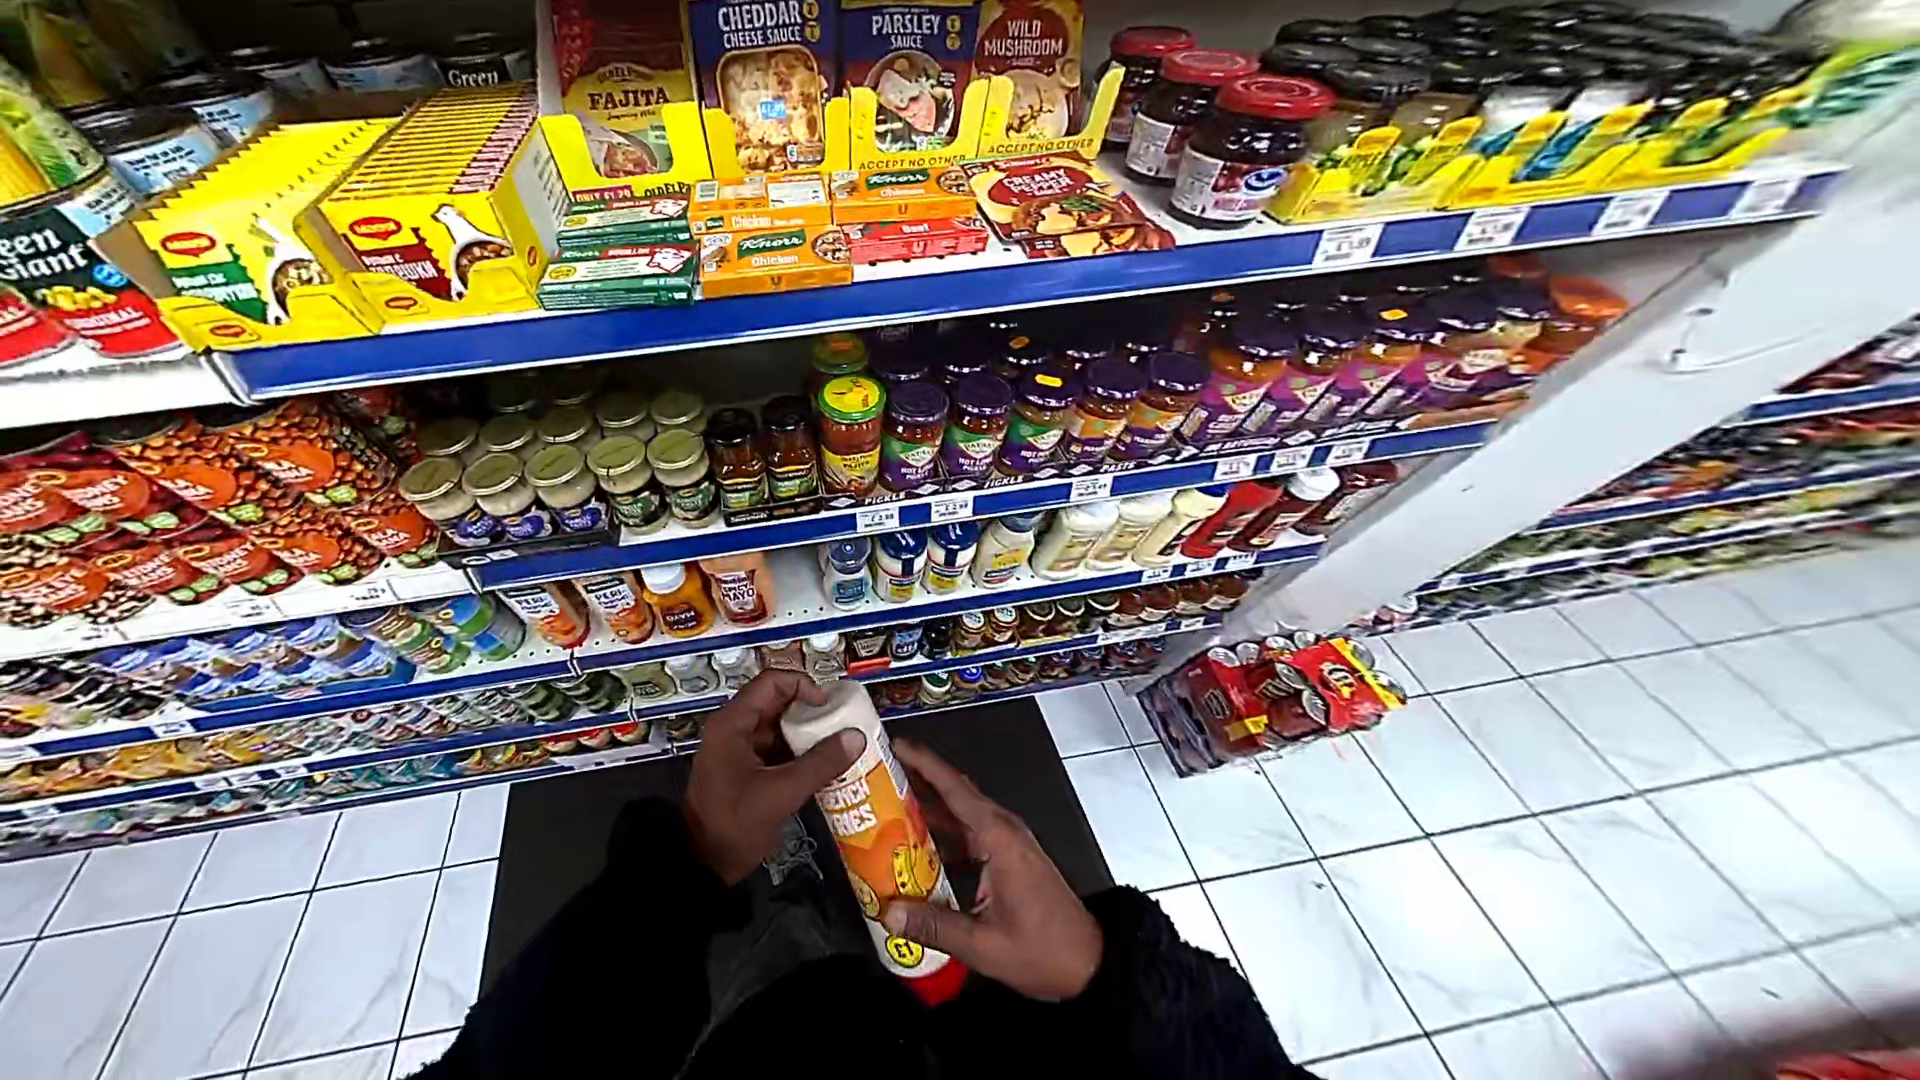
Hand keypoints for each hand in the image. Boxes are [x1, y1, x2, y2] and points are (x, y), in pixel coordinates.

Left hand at [682, 671, 863, 885]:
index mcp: (733, 723)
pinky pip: (781, 747)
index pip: (772, 682)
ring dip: (810, 732)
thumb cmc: (734, 823)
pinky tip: (826, 764)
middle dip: (812, 710)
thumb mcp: (780, 793)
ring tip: (839, 744)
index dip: (803, 686)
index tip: (828, 708)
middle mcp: (736, 728)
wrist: (701, 867)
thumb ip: (820, 763)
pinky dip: (803, 751)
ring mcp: (742, 748)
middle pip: (780, 701)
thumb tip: (857, 737)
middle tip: (841, 724)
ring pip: (783, 725)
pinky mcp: (750, 768)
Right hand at [882, 740, 1103, 1001]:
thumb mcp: (983, 946)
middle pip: (955, 792)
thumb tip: (888, 913)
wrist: (1086, 962)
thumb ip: (933, 926)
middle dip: (918, 779)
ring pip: (960, 811)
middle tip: (879, 776)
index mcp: (998, 837)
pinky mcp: (1006, 853)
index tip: (896, 746)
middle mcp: (1002, 828)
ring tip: (887, 806)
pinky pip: (969, 831)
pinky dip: (942, 830)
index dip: (924, 763)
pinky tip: (916, 846)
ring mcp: (1006, 839)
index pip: (955, 788)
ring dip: (928, 806)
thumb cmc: (1042, 950)